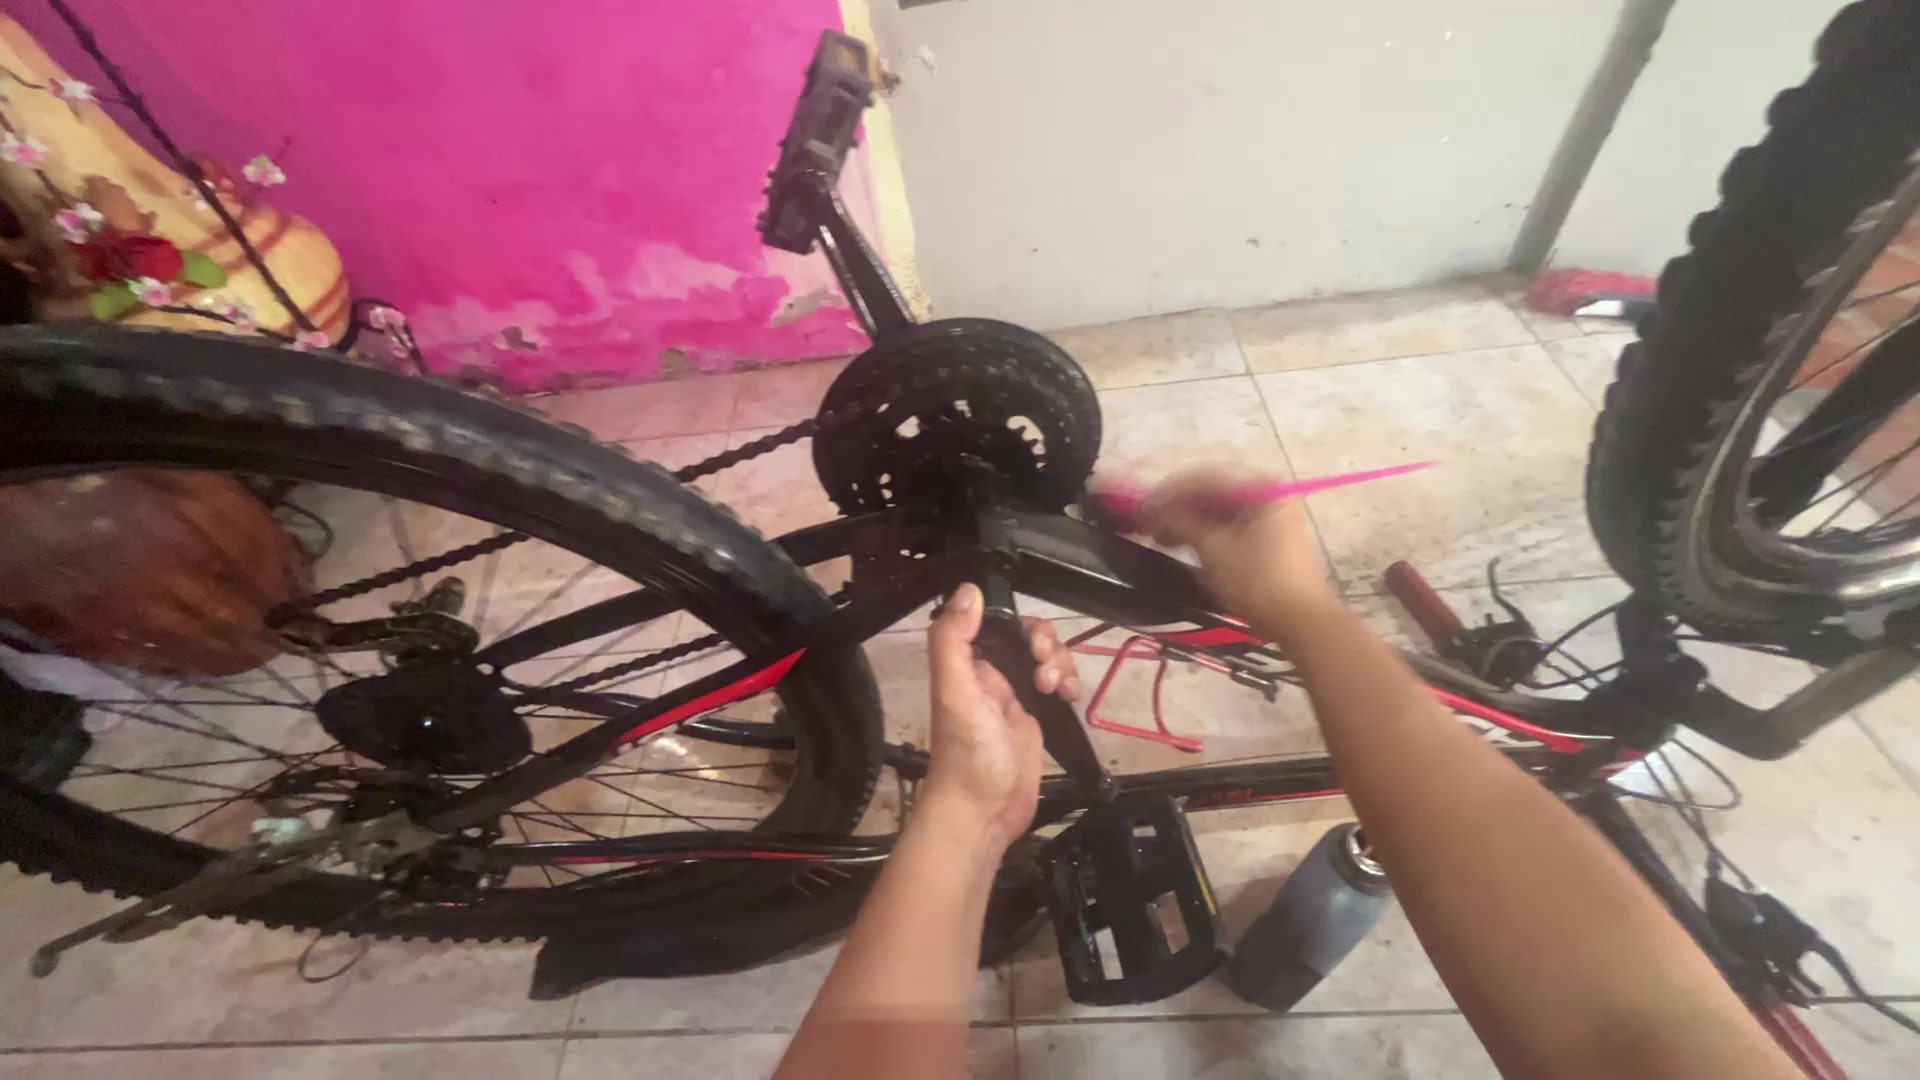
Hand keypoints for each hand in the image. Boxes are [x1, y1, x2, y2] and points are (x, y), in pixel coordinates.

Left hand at [918, 583, 1080, 853]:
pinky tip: (1067, 697)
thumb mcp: (955, 691)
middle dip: (1045, 643)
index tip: (1030, 640)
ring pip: (1045, 657)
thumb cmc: (968, 754)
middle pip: (1026, 635)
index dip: (1018, 620)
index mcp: (966, 662)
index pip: (996, 620)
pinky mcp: (1035, 716)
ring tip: (1054, 689)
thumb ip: (953, 640)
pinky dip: (1067, 682)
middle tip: (1044, 670)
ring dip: (1059, 662)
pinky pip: (1056, 684)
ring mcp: (1014, 694)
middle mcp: (990, 672)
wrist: (984, 813)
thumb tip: (969, 590)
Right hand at [1137, 467, 1340, 636]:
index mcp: (1261, 488)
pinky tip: (1186, 546)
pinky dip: (1207, 534)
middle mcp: (1270, 495)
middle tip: (1149, 524)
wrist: (1301, 622)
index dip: (1168, 491)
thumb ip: (1179, 523)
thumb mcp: (1212, 548)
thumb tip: (1154, 512)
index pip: (1205, 478)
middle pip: (1213, 492)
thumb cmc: (1256, 580)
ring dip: (1189, 522)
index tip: (1143, 508)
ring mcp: (1274, 517)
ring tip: (1163, 538)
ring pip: (1221, 511)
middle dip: (1178, 507)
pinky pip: (1232, 527)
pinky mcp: (1273, 540)